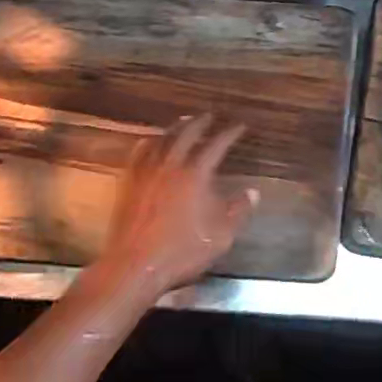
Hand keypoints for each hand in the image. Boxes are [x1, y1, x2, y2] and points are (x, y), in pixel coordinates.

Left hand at [98, 115, 255, 297]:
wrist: (134, 266)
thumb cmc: (182, 251)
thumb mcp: (221, 235)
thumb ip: (238, 211)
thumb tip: (253, 192)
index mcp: (196, 174)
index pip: (216, 145)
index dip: (230, 134)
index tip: (239, 126)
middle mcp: (170, 165)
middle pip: (186, 134)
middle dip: (200, 122)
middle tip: (209, 116)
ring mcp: (146, 172)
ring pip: (161, 140)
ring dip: (175, 128)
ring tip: (183, 123)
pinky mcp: (128, 183)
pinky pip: (138, 154)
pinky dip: (148, 143)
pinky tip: (150, 142)